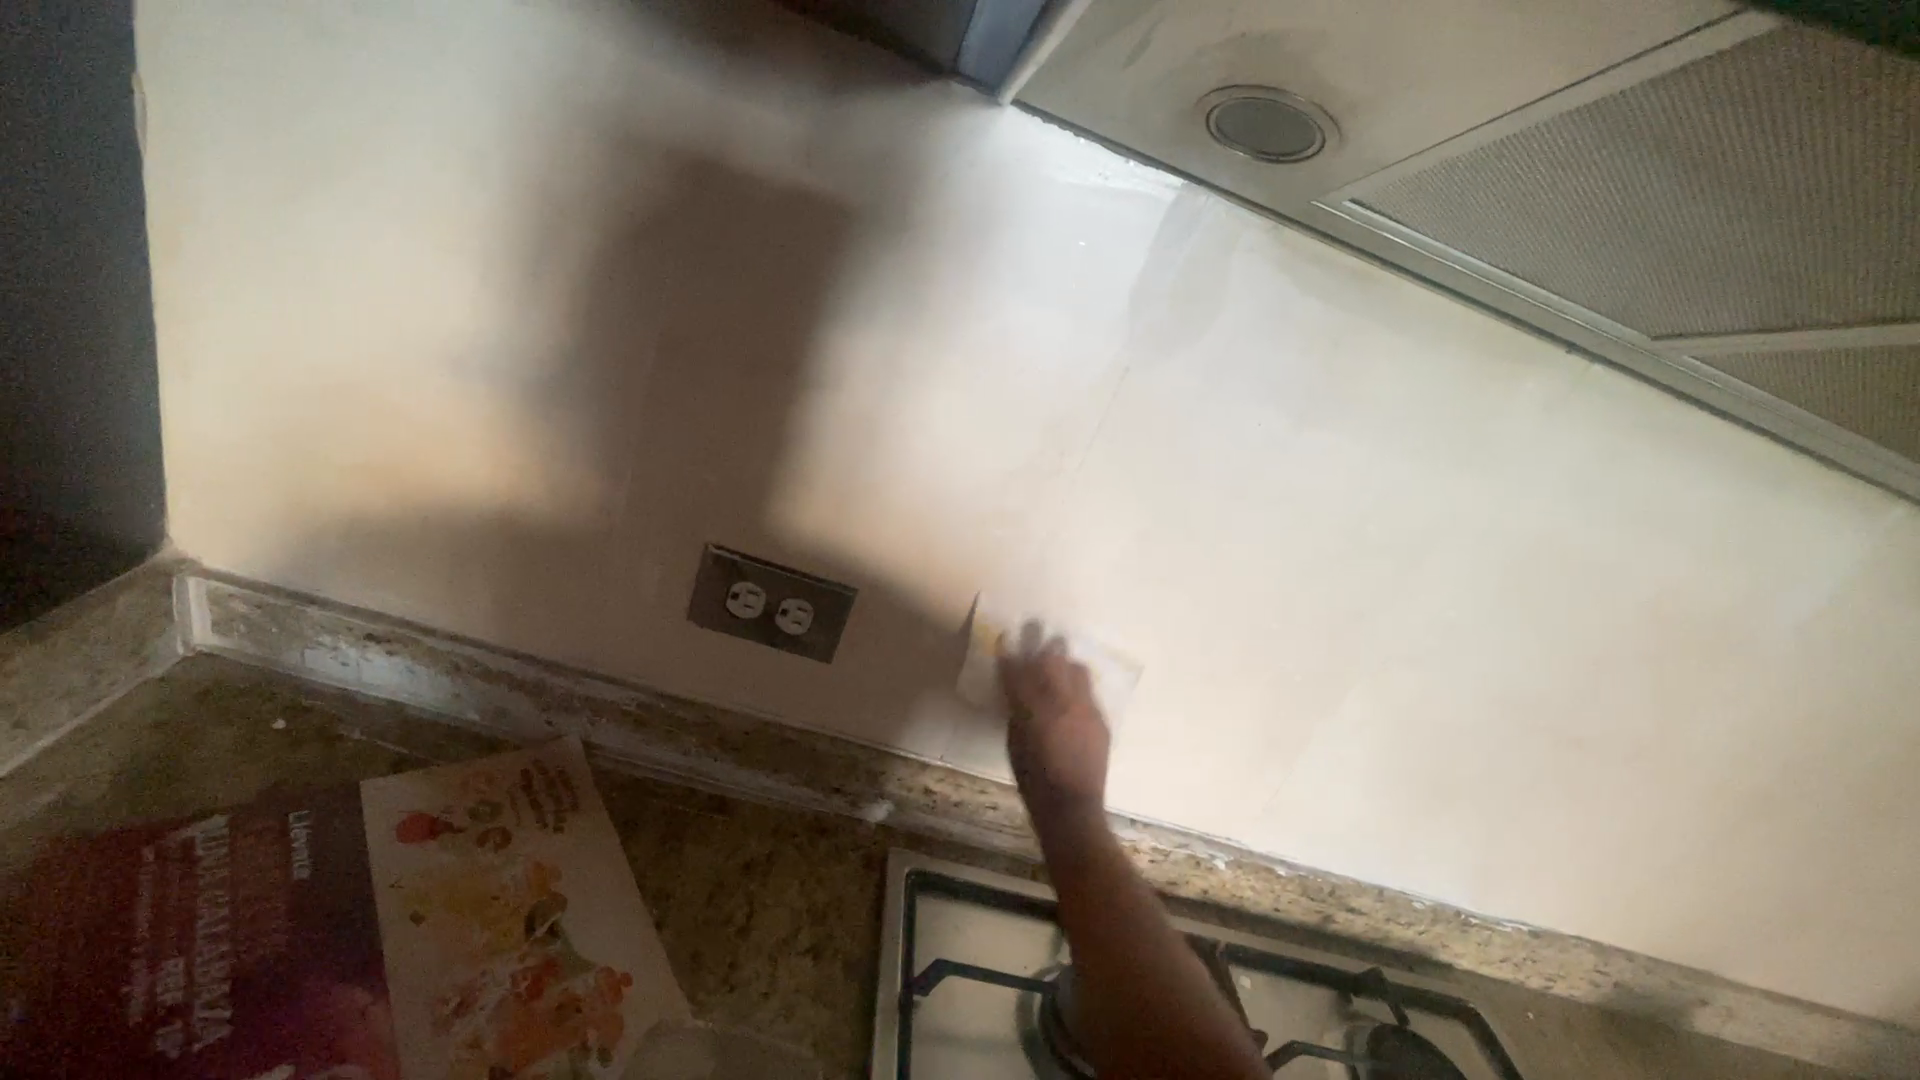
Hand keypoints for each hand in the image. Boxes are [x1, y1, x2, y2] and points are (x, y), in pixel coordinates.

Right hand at [999, 634, 1110, 823]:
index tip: (1006, 636)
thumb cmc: (1033, 780)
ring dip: (1064, 661)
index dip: (1010, 652)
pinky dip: (1076, 685)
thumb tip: (1017, 690)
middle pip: (1053, 660)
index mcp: (1033, 711)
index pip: (1018, 671)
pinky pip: (1088, 691)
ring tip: (1057, 659)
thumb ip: (1016, 711)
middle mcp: (1062, 704)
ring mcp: (1086, 710)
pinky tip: (1070, 690)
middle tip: (1037, 630)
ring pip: (1076, 670)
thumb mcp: (1014, 744)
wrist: (1072, 808)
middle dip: (1042, 643)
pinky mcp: (1100, 720)